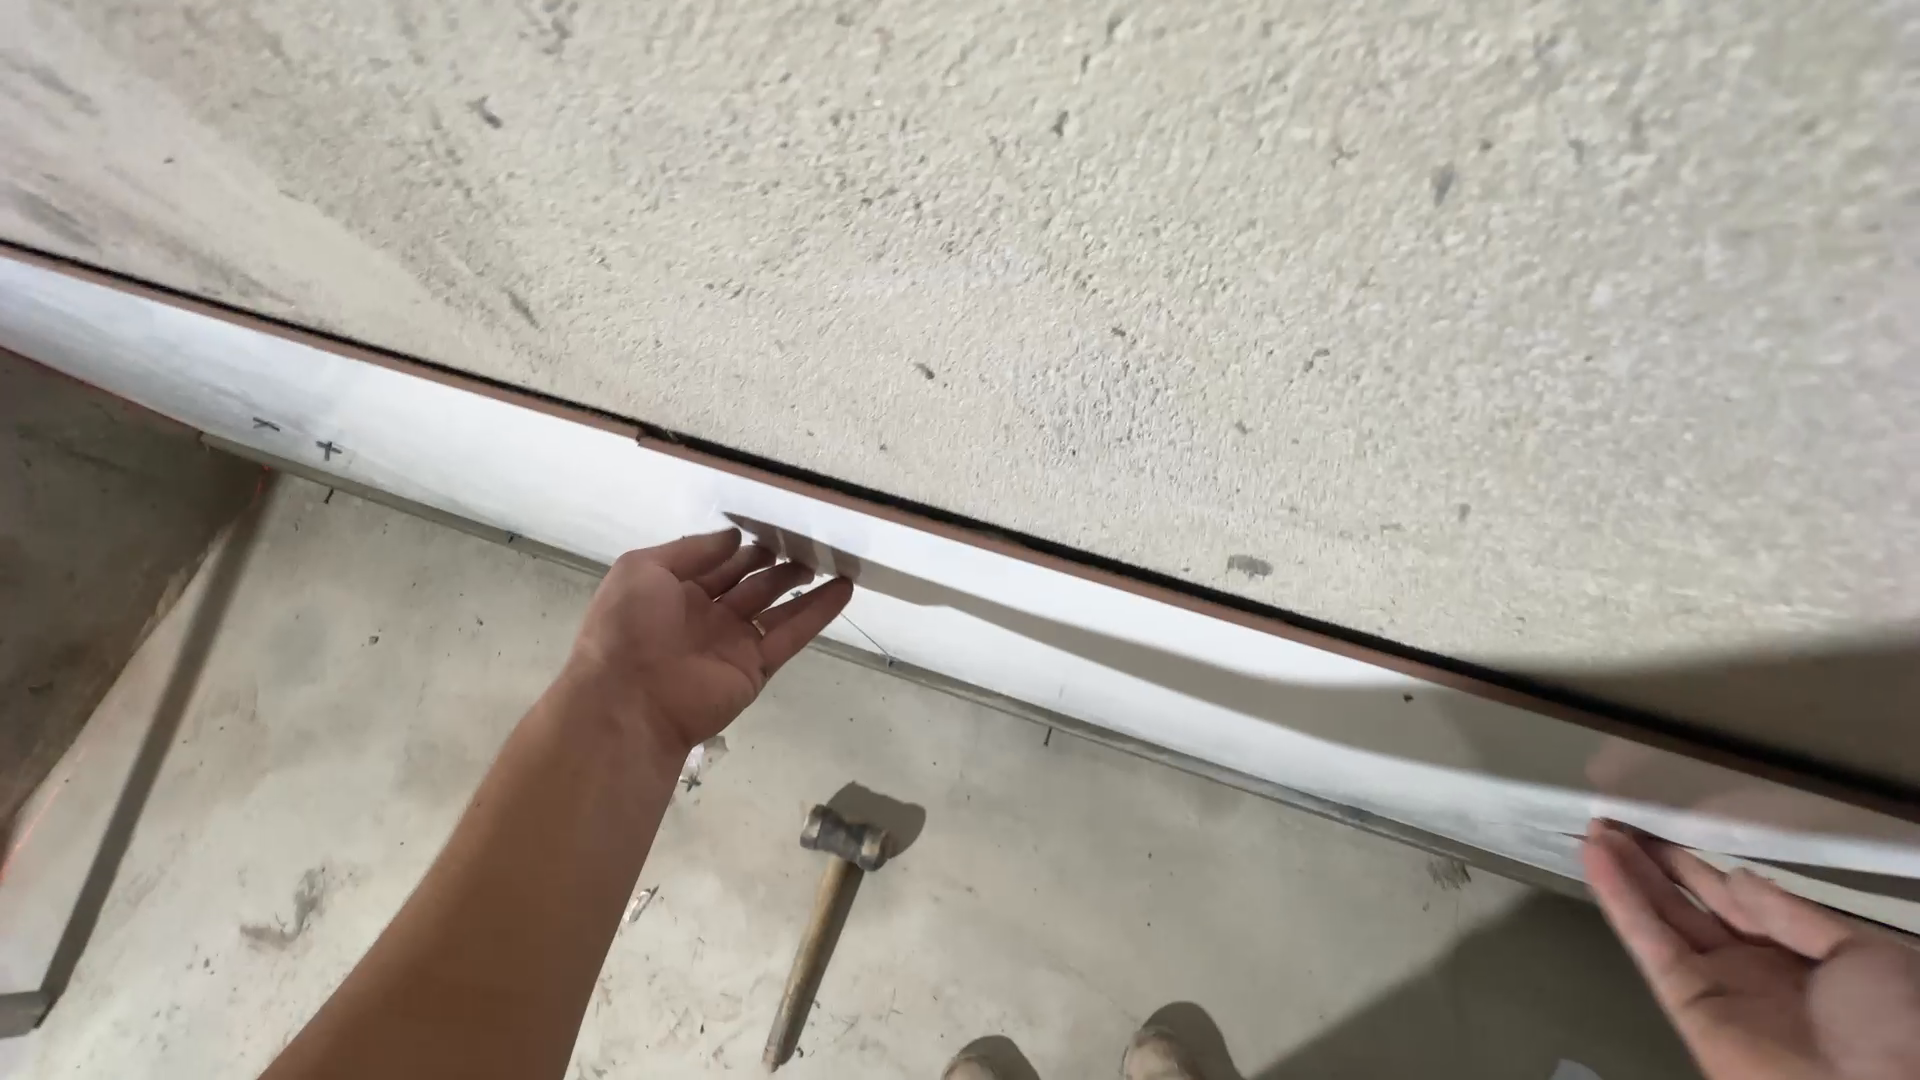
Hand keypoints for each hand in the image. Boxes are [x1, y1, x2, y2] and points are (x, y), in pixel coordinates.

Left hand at [561, 528, 853, 753]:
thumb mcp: (643, 569)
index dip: (743, 546)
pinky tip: (843, 590)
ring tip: (832, 562)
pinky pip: (791, 634)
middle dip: (776, 562)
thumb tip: (734, 537)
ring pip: (776, 607)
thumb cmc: (627, 628)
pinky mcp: (756, 667)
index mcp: (674, 592)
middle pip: (750, 583)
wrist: (629, 701)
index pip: (717, 563)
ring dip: (803, 585)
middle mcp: (705, 616)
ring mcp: (733, 642)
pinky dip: (818, 613)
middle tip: (806, 544)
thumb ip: (692, 549)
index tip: (772, 528)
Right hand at [1583, 820, 1919, 1079]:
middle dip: (1650, 860)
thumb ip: (1794, 914)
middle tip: (1611, 822)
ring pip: (1659, 914)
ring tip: (1594, 830)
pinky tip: (1594, 859)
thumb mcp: (1870, 957)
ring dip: (1624, 871)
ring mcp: (1716, 981)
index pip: (1738, 898)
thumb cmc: (1897, 1027)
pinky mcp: (1681, 995)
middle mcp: (1757, 965)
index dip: (1698, 863)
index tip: (1658, 827)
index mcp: (1809, 958)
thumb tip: (1735, 876)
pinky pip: (1646, 939)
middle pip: (1689, 901)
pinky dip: (1616, 897)